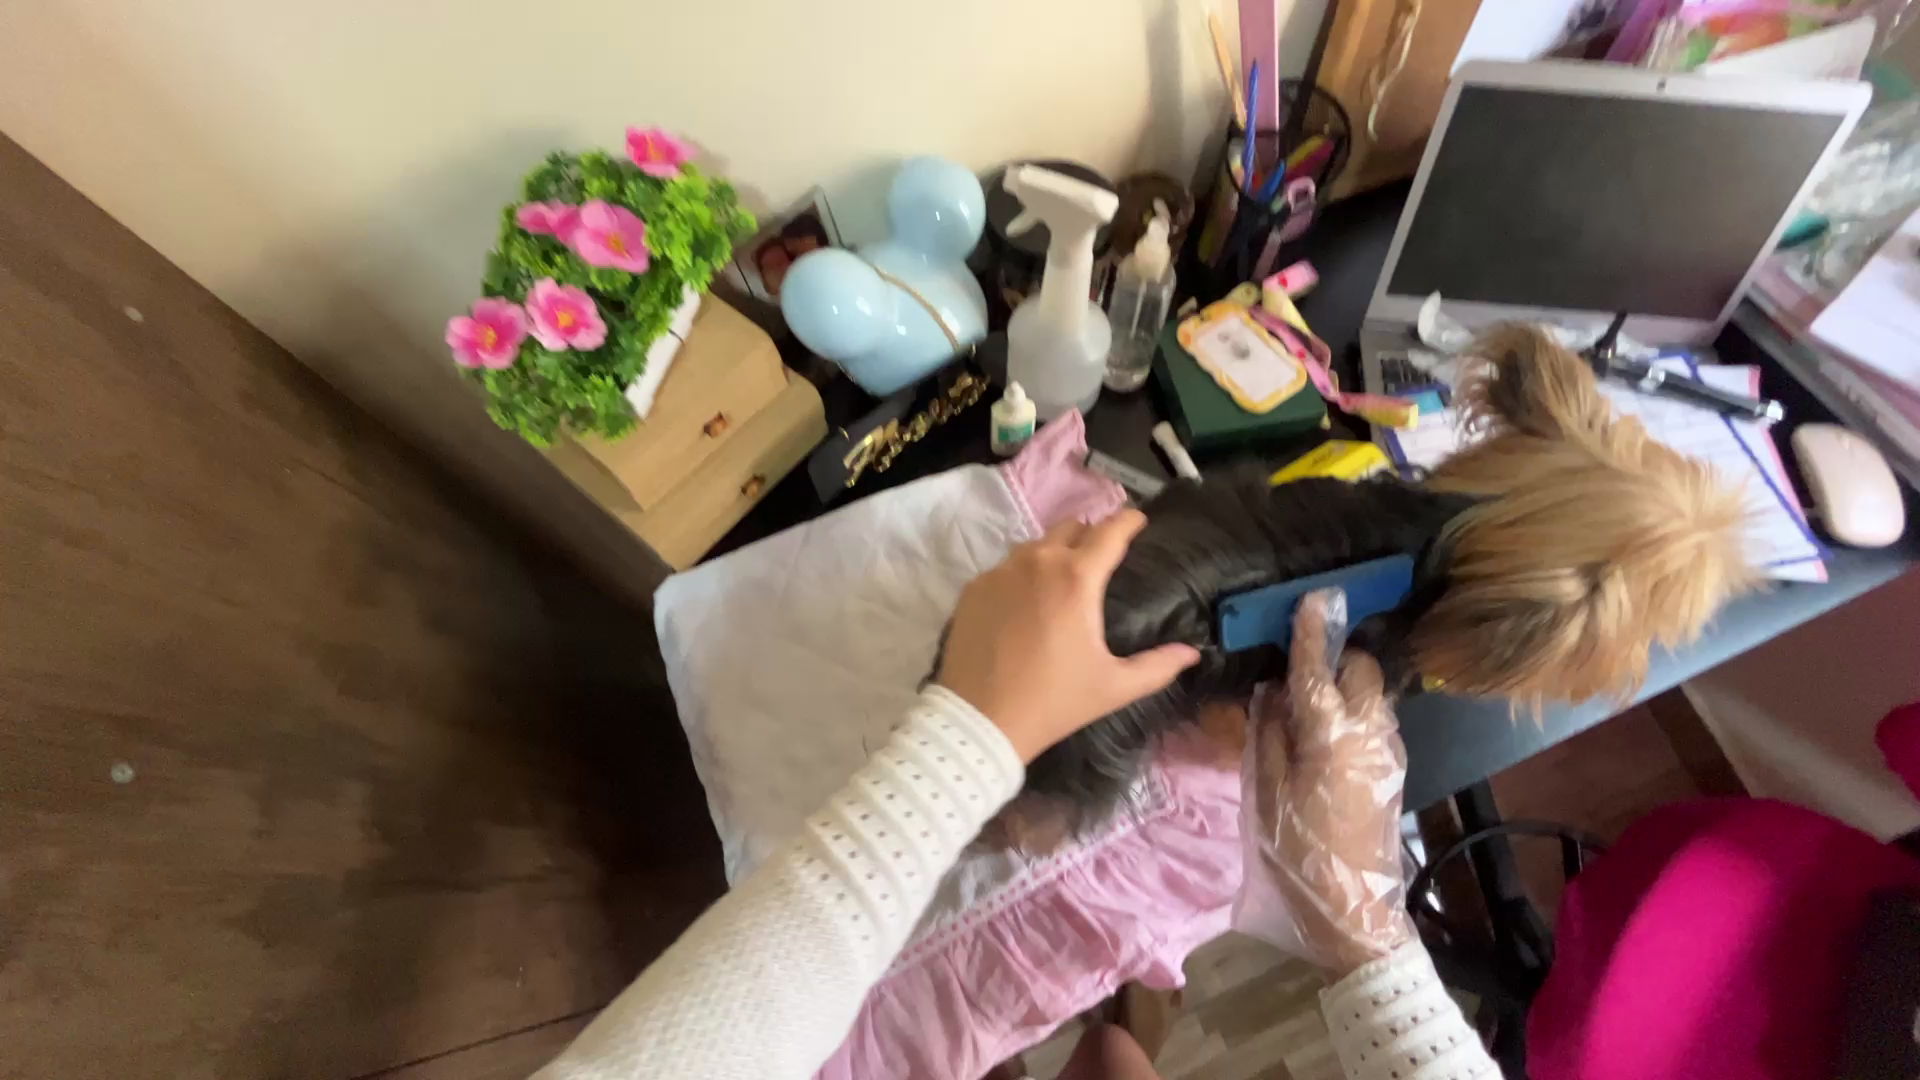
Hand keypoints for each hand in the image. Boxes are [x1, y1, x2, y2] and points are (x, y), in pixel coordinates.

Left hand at [935, 510, 1200, 762]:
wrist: (979, 719)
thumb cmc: (1052, 701)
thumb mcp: (1113, 687)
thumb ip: (1157, 666)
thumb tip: (1191, 652)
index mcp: (1076, 578)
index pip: (1109, 531)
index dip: (1128, 521)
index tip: (1138, 520)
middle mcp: (1037, 562)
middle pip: (1069, 528)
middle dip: (1089, 535)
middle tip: (1099, 557)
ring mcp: (1000, 571)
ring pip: (1033, 545)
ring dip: (1052, 553)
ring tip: (1060, 580)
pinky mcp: (973, 587)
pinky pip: (1004, 568)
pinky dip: (1020, 576)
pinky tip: (1024, 603)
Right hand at [1250, 590, 1413, 974]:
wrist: (1352, 912)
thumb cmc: (1296, 848)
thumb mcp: (1265, 789)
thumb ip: (1269, 732)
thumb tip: (1270, 689)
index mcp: (1331, 738)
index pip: (1318, 672)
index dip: (1312, 633)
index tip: (1314, 597)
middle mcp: (1370, 735)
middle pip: (1363, 671)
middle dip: (1338, 654)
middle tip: (1300, 658)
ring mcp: (1388, 752)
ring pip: (1372, 694)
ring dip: (1344, 681)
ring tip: (1304, 693)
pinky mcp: (1392, 768)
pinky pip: (1374, 718)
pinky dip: (1351, 706)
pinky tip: (1321, 726)